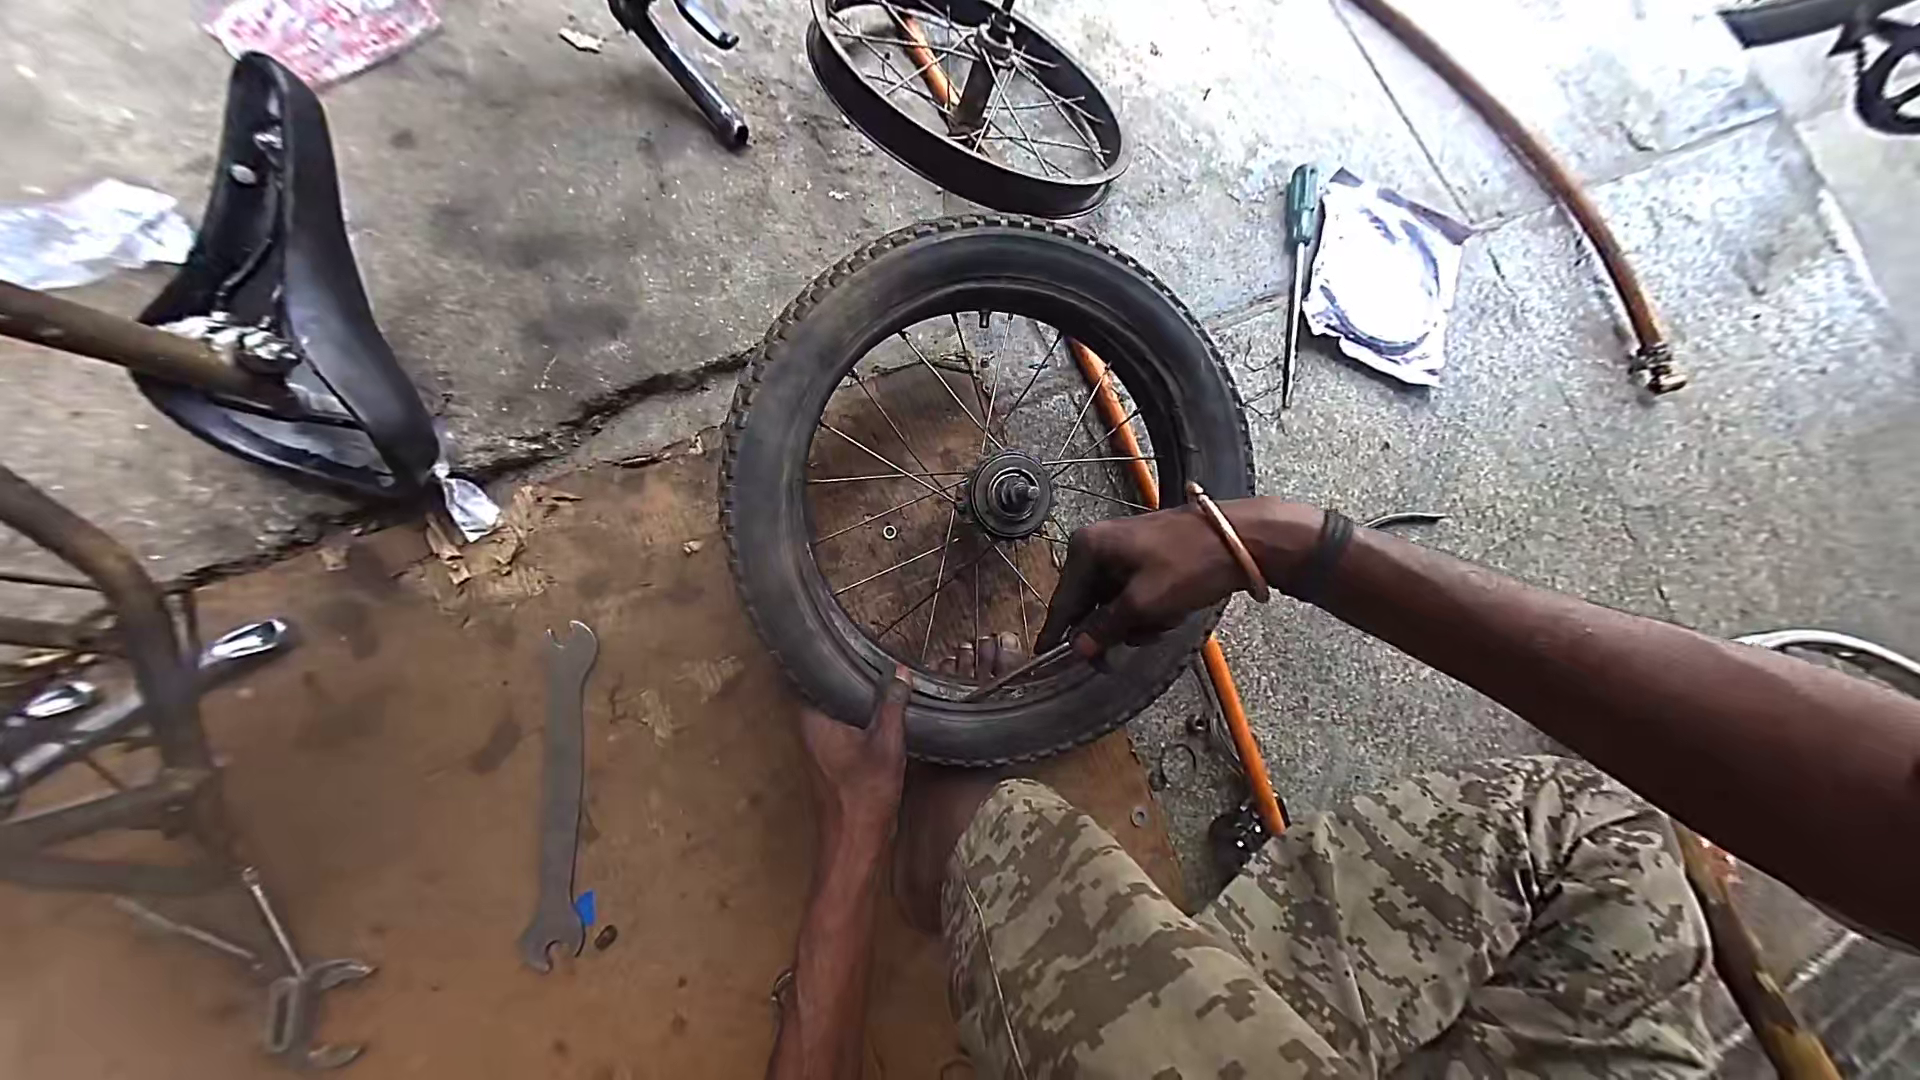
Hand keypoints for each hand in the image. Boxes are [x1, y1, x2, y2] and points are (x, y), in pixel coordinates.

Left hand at [797, 663, 910, 845]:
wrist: (855, 846)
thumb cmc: (864, 797)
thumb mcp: (886, 744)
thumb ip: (892, 705)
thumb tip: (900, 671)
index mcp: (813, 719)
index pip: (809, 674)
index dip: (824, 654)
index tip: (842, 636)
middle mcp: (809, 729)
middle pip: (823, 688)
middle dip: (845, 670)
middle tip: (869, 649)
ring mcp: (818, 745)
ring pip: (834, 706)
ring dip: (852, 693)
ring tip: (878, 670)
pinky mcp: (831, 758)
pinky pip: (841, 723)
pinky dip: (856, 712)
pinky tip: (878, 707)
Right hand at [1037, 496, 1319, 654]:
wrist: (1241, 539)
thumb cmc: (1188, 563)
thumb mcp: (1143, 603)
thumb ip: (1105, 628)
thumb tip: (1078, 647)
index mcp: (1088, 548)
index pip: (1064, 599)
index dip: (1058, 631)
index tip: (1045, 656)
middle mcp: (1098, 544)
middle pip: (1089, 602)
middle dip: (1113, 627)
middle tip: (1129, 645)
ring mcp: (1121, 548)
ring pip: (1113, 601)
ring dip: (1136, 620)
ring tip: (1164, 620)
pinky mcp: (1144, 555)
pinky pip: (1132, 591)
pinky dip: (1148, 607)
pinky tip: (1171, 609)